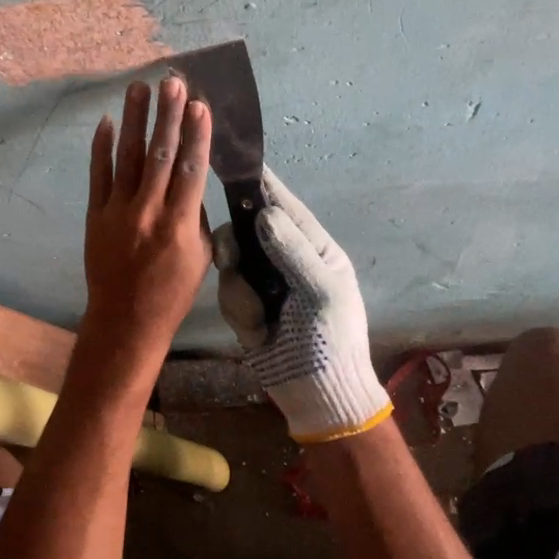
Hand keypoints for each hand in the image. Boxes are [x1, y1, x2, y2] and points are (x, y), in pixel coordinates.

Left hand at [81, 76, 213, 349]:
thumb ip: (195, 214)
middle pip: (160, 155)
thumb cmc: (172, 290)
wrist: (125, 319)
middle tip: (173, 83)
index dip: (195, 135)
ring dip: (135, 120)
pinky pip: (98, 174)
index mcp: (180, 225)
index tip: (199, 105)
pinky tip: (106, 122)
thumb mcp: (199, 256)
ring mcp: (118, 211)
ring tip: (139, 88)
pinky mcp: (95, 213)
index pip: (191, 170)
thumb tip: (190, 178)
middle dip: (167, 115)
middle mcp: (148, 212)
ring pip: (128, 157)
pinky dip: (102, 147)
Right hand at [212, 168, 391, 442]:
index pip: (282, 204)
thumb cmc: (331, 341)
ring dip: (240, 288)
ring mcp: (262, 280)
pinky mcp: (243, 304)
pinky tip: (257, 329)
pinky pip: (227, 290)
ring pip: (230, 259)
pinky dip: (239, 310)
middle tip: (231, 259)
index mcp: (313, 247)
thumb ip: (293, 251)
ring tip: (258, 312)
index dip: (259, 183)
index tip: (232, 162)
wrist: (318, 397)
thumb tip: (264, 214)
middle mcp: (284, 256)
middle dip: (237, 244)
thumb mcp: (321, 294)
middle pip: (245, 226)